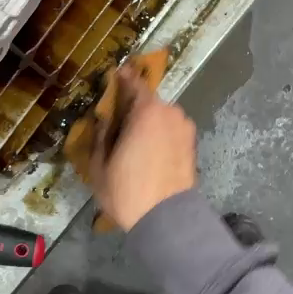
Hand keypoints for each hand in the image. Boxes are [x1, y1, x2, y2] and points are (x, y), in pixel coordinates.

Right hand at [89, 66, 197, 228]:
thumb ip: (101, 135)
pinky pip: (172, 132)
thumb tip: (103, 121)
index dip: (123, 78)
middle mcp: (170, 113)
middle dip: (135, 107)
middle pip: (149, 102)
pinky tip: (148, 152)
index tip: (116, 74)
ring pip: (162, 118)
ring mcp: (185, 129)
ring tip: (134, 140)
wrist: (165, 219)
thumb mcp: (100, 165)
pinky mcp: (192, 146)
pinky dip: (161, 135)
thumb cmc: (126, 191)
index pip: (134, 83)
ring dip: (149, 123)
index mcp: (147, 111)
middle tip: (118, 118)